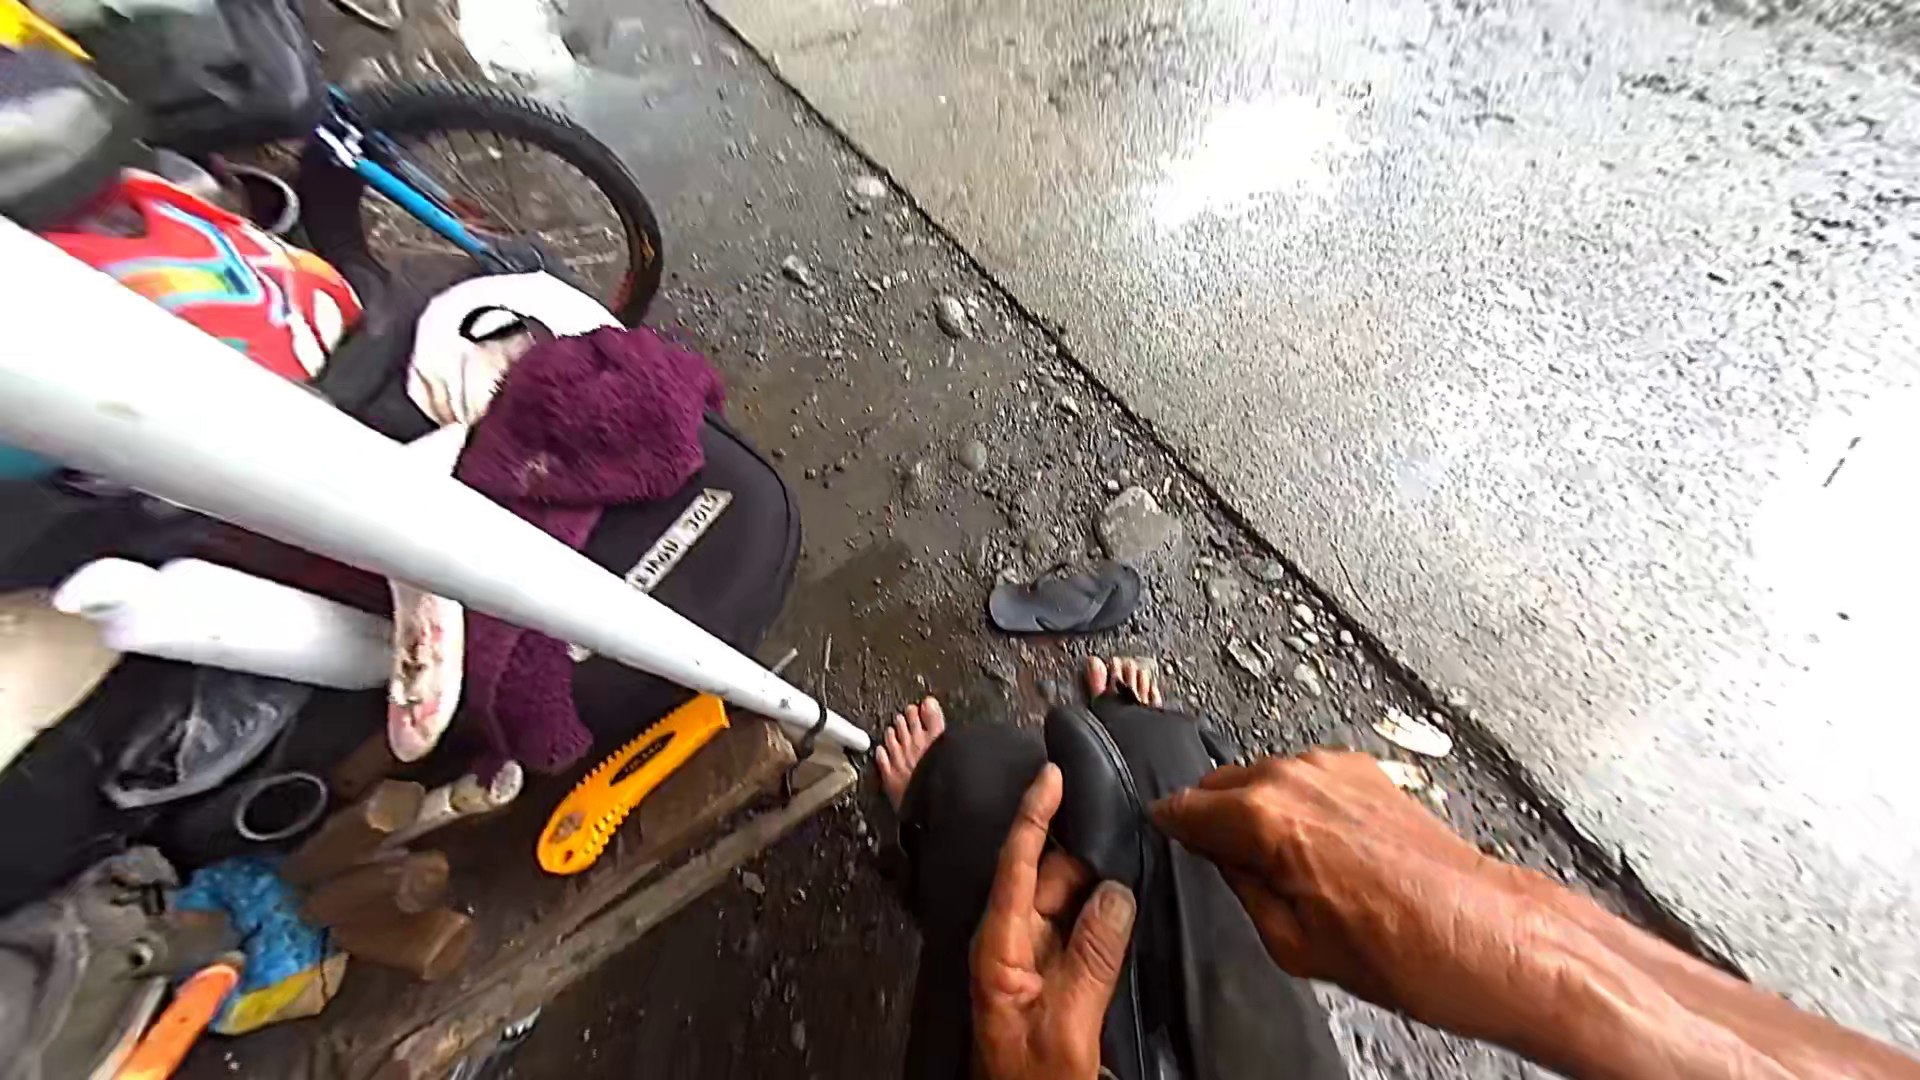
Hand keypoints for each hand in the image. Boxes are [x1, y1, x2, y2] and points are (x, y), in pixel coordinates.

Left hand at [972, 763, 1136, 1079]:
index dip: (1034, 812)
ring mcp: (1030, 952)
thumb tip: (1116, 891)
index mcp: (998, 943)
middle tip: (1122, 837)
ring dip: (1093, 883)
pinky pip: (1075, 922)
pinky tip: (1120, 905)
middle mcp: (1010, 936)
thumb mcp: (1066, 1027)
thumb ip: (1092, 957)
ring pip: (1064, 895)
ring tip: (1128, 868)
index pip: (1014, 860)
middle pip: (1045, 874)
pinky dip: (1098, 910)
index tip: (1052, 774)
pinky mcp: (1050, 968)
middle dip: (1080, 855)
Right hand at [1149, 750, 1581, 1046]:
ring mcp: (1324, 764)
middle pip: (1214, 784)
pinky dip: (1293, 798)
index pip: (1183, 806)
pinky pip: (1298, 774)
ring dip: (1253, 806)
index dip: (1169, 824)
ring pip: (1255, 776)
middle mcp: (1287, 775)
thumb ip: (1238, 886)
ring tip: (1288, 855)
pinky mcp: (1355, 764)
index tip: (1167, 831)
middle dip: (1212, 816)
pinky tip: (1324, 839)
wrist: (1498, 937)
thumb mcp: (1293, 943)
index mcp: (1263, 818)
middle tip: (1233, 859)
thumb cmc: (1409, 951)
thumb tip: (1218, 857)